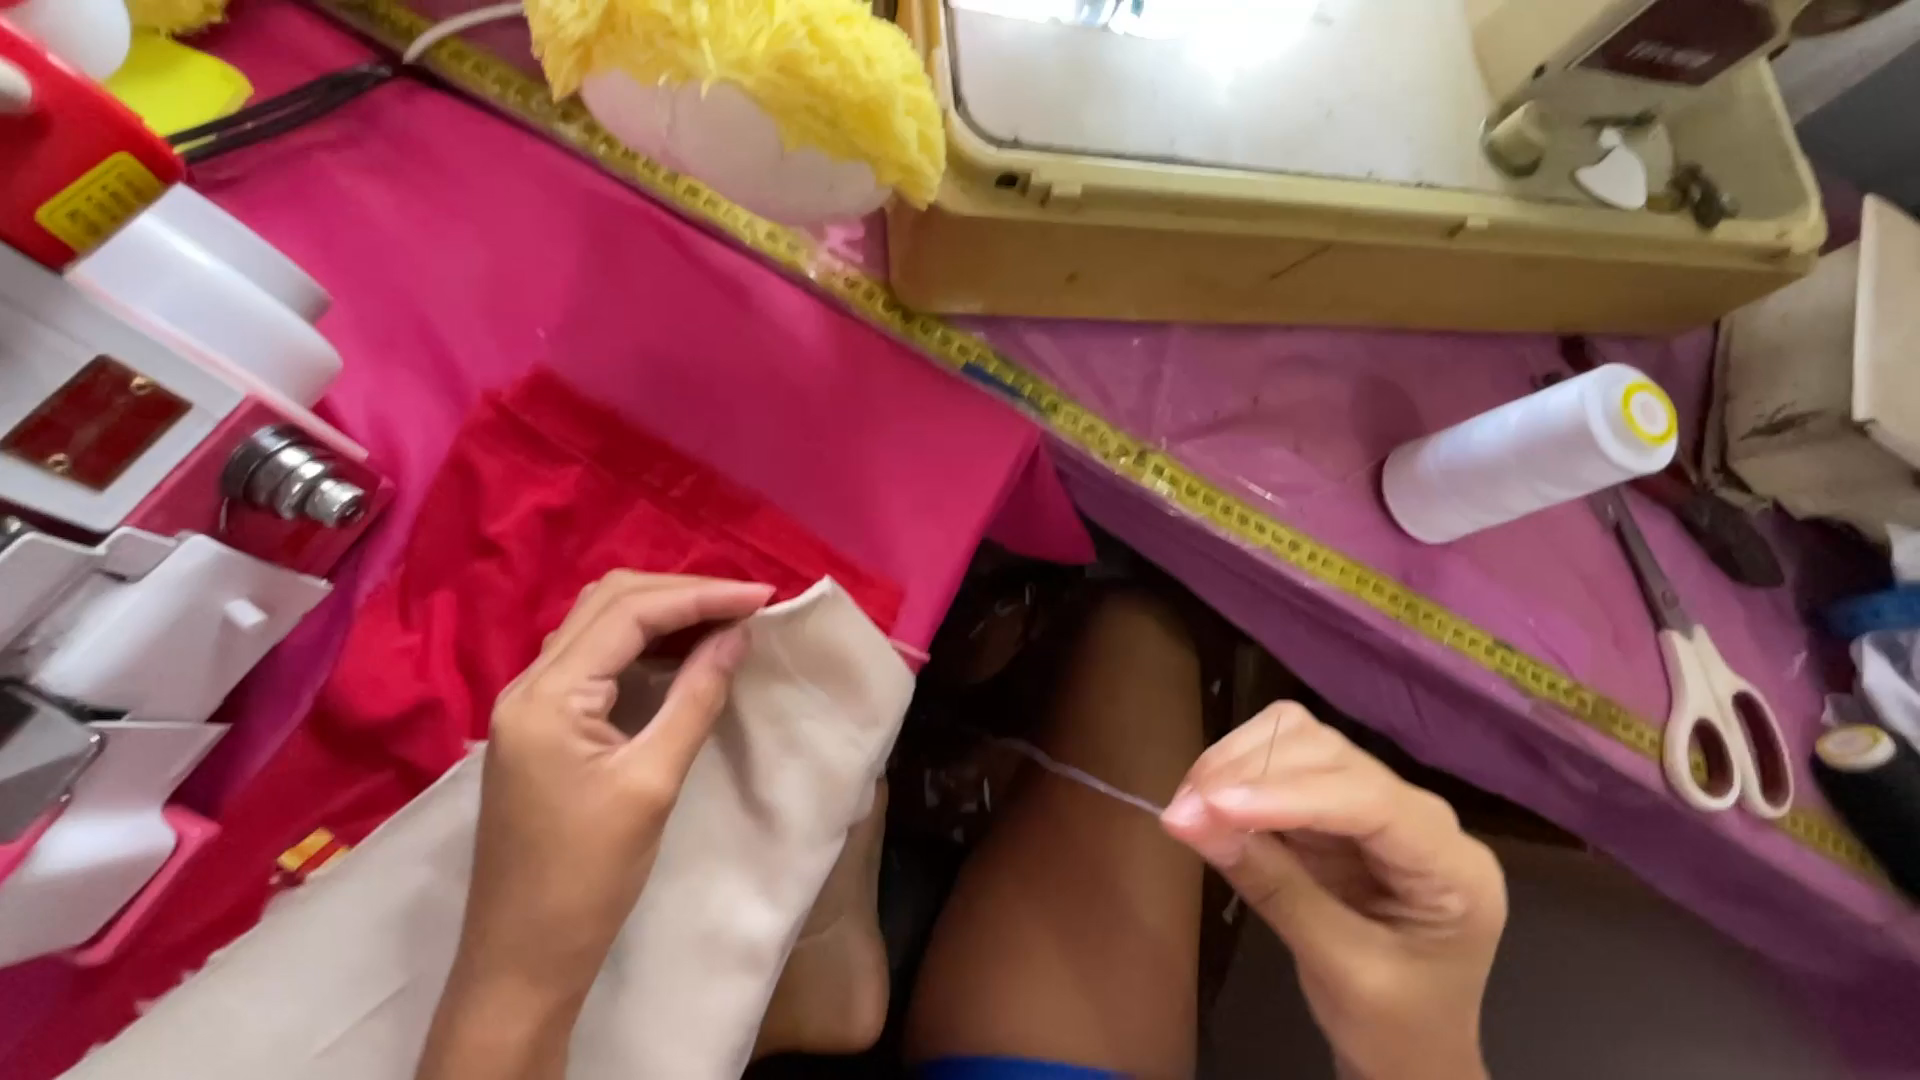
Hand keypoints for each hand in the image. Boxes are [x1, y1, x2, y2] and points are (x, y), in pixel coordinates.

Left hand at [455, 572, 774, 997]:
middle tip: (747, 605)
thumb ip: (696, 698)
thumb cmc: (587, 878)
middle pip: (610, 602)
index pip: (630, 612)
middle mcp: (529, 684)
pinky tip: (684, 653)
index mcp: (547, 696)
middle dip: (683, 593)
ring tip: (725, 620)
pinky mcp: (544, 724)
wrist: (522, 958)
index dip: (701, 596)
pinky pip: (597, 657)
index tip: (763, 597)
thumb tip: (737, 636)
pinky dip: (645, 643)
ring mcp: (531, 703)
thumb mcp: (652, 783)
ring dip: (664, 612)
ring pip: (600, 623)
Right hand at [1161, 704, 1505, 1079]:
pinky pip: (1278, 764)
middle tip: (1182, 812)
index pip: (1370, 801)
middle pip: (1328, 752)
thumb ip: (1273, 888)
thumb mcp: (1340, 969)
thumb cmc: (1395, 1027)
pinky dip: (1233, 773)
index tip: (1212, 805)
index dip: (1288, 795)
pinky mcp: (1331, 805)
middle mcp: (1417, 816)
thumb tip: (1189, 822)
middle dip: (1249, 773)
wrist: (1411, 1054)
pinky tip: (1204, 801)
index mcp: (1450, 866)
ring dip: (1234, 763)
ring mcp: (1372, 804)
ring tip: (1187, 805)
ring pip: (1299, 741)